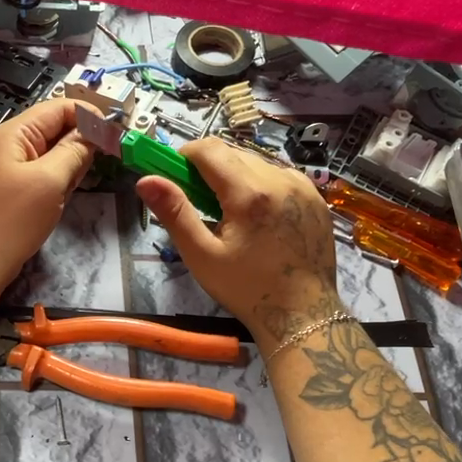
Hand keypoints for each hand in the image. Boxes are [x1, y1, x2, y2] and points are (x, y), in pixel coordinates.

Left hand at [0, 99, 94, 285]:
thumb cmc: (11, 220)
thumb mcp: (50, 181)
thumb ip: (75, 151)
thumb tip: (96, 131)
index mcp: (13, 133)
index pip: (59, 108)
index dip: (89, 116)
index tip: (116, 134)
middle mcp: (8, 144)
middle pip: (55, 128)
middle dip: (79, 144)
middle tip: (93, 167)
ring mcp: (8, 166)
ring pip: (51, 153)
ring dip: (69, 166)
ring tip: (68, 189)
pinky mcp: (11, 188)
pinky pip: (42, 173)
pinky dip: (57, 181)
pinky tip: (59, 199)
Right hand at [136, 138, 343, 342]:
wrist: (302, 313)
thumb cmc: (245, 288)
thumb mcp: (202, 255)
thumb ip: (174, 213)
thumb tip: (145, 181)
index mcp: (249, 194)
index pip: (209, 149)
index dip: (185, 156)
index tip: (175, 177)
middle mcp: (279, 180)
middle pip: (232, 154)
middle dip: (209, 170)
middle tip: (199, 204)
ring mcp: (302, 187)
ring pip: (256, 163)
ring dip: (235, 177)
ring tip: (230, 215)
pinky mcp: (315, 197)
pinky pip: (278, 176)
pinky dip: (260, 186)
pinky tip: (258, 218)